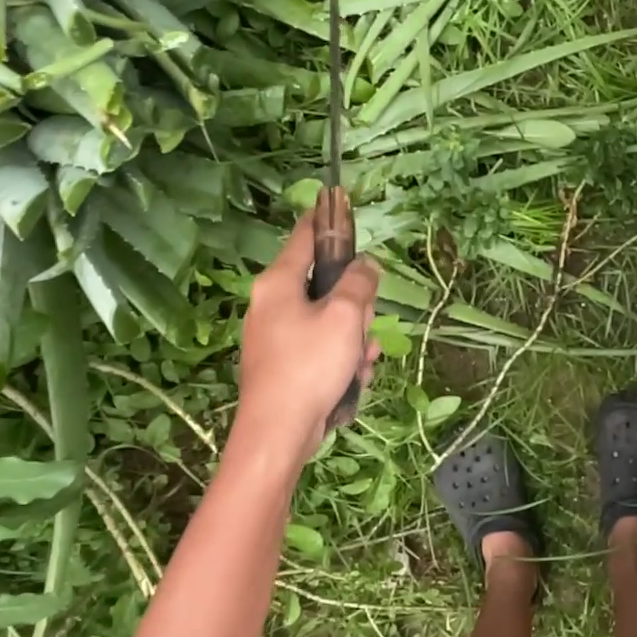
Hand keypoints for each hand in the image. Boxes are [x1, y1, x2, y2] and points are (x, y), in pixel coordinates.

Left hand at [235, 205, 380, 452]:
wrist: (278, 433)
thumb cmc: (310, 366)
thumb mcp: (346, 317)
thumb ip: (360, 283)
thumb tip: (365, 265)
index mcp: (278, 283)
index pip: (305, 236)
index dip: (327, 220)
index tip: (340, 203)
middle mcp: (271, 304)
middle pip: (326, 285)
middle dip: (356, 307)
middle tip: (363, 327)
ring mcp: (275, 337)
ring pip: (330, 322)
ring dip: (354, 340)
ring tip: (361, 363)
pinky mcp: (283, 366)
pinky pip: (322, 350)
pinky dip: (341, 362)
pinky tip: (352, 382)